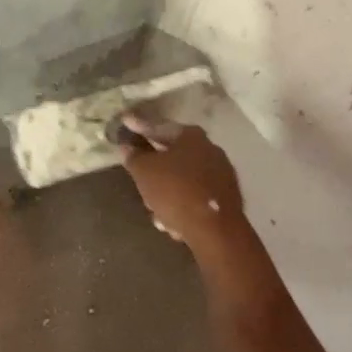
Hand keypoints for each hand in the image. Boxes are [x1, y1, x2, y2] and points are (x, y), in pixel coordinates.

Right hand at [119, 115, 243, 244]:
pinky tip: (172, 222)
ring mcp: (221, 174)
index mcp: (191, 136)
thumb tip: (127, 147)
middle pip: (172, 156)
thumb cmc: (176, 191)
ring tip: (156, 211)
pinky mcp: (226, 198)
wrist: (215, 229)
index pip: (159, 127)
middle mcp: (210, 149)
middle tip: (139, 178)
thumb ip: (134, 157)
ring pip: (182, 180)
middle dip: (154, 170)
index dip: (139, 126)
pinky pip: (195, 198)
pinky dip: (182, 206)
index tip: (125, 122)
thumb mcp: (144, 172)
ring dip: (167, 194)